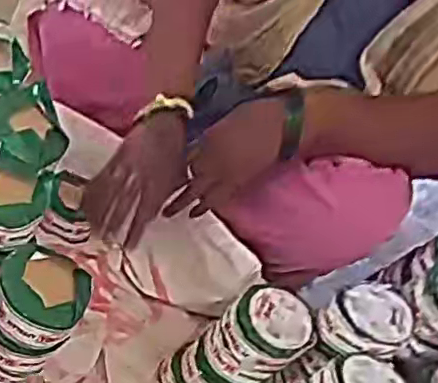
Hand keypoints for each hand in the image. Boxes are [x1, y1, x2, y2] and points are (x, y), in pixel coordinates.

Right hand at [83, 112, 188, 248]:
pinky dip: (91, 194)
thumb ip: (167, 197)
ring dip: (98, 214)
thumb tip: (157, 216)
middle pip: (122, 208)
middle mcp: (139, 179)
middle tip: (103, 242)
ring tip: (90, 228)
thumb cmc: (175, 150)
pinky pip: (100, 179)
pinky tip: (83, 205)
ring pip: (108, 196)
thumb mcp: (178, 175)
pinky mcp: (115, 159)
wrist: (166, 119)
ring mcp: (125, 169)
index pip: (143, 215)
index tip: (128, 247)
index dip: (135, 232)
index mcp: (157, 185)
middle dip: (112, 227)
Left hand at [164, 96, 283, 219]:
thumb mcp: (226, 121)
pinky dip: (202, 207)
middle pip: (182, 178)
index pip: (181, 158)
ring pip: (194, 193)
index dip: (168, 170)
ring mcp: (221, 174)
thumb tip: (197, 149)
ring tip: (167, 213)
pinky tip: (194, 213)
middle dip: (167, 190)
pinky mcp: (234, 185)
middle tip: (152, 201)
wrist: (284, 123)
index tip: (157, 176)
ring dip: (179, 204)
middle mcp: (209, 159)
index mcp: (206, 140)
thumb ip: (209, 137)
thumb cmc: (258, 114)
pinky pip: (214, 200)